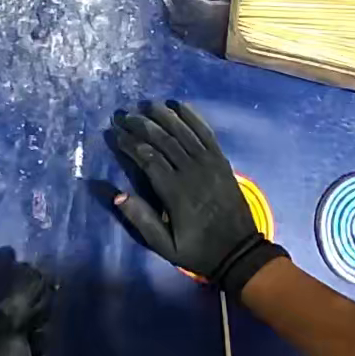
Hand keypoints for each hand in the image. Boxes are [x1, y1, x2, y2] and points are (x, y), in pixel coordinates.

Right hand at [107, 100, 286, 294]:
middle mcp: (192, 171)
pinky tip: (181, 105)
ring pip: (184, 132)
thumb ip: (141, 219)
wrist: (239, 251)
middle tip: (125, 115)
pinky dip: (193, 117)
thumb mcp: (164, 245)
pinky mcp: (221, 160)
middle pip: (164, 140)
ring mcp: (209, 163)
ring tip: (148, 105)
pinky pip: (206, 133)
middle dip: (142, 125)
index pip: (148, 158)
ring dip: (165, 116)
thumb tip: (116, 193)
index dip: (130, 143)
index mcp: (175, 192)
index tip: (115, 134)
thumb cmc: (198, 250)